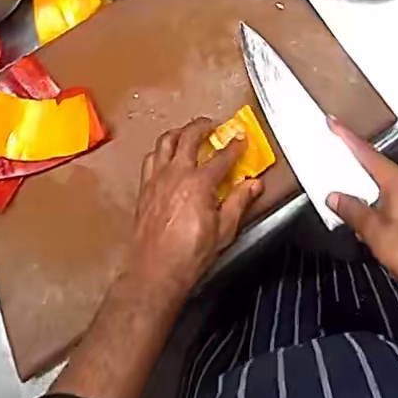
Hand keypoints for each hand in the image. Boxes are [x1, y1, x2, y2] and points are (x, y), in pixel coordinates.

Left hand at [125, 118, 262, 301]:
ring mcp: (157, 179)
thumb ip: (239, 201)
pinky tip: (165, 156)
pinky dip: (160, 150)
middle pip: (189, 136)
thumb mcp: (224, 229)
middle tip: (213, 125)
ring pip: (165, 141)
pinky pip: (151, 158)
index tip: (241, 139)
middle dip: (203, 126)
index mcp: (199, 182)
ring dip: (179, 132)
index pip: (222, 156)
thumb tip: (253, 185)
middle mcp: (176, 174)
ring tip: (187, 133)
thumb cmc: (189, 255)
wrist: (156, 271)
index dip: (235, 145)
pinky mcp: (144, 188)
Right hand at [327, 120, 397, 301]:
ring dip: (368, 187)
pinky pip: (396, 199)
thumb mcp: (376, 232)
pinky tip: (372, 219)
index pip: (366, 152)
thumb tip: (335, 197)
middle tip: (337, 157)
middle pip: (377, 166)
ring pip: (387, 184)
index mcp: (397, 181)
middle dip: (356, 162)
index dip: (346, 137)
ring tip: (349, 193)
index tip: (333, 122)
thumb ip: (354, 212)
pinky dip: (380, 201)